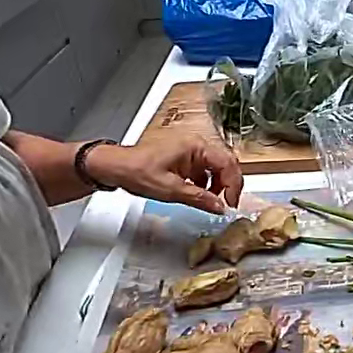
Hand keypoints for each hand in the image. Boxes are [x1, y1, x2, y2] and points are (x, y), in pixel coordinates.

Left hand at [86, 134, 242, 214]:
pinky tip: (200, 195)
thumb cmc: (138, 171)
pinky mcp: (185, 160)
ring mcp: (191, 152)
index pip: (228, 164)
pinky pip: (205, 171)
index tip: (231, 204)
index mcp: (196, 147)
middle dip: (229, 185)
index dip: (234, 185)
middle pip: (226, 164)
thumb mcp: (170, 190)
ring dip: (219, 186)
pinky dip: (207, 185)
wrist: (118, 168)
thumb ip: (199, 198)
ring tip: (212, 202)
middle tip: (227, 204)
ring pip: (217, 169)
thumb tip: (220, 207)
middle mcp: (196, 145)